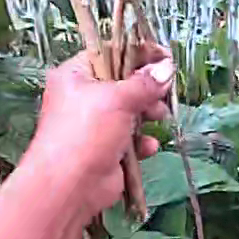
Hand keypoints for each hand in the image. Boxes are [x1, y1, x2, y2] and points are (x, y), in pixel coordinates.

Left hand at [22, 43, 173, 222]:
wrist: (70, 185)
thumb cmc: (86, 132)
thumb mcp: (117, 99)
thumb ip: (145, 83)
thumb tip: (167, 68)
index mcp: (77, 76)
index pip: (110, 54)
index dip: (139, 54)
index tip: (166, 57)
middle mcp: (85, 98)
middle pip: (125, 84)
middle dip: (148, 89)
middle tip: (164, 94)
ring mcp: (96, 125)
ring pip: (132, 112)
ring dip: (149, 115)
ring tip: (160, 118)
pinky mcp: (108, 149)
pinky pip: (132, 140)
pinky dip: (142, 143)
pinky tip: (148, 147)